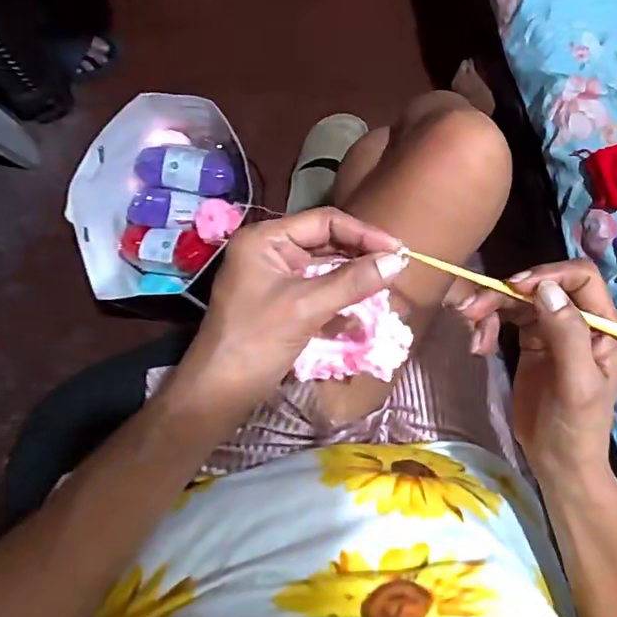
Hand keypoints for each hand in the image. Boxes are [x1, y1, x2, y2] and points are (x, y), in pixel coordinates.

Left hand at [175, 207, 406, 408]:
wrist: (217, 394)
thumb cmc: (256, 341)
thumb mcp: (308, 307)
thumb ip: (354, 281)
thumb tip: (398, 260)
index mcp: (265, 240)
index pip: (324, 222)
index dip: (363, 234)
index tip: (398, 250)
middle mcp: (269, 251)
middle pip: (325, 242)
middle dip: (360, 256)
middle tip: (396, 267)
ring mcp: (274, 278)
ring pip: (324, 268)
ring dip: (354, 278)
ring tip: (386, 286)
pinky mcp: (280, 303)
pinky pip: (318, 290)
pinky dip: (340, 298)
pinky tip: (363, 312)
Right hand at [458, 259, 616, 476]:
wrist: (558, 463)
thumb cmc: (577, 427)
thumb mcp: (577, 383)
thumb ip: (567, 334)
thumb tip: (545, 289)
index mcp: (604, 324)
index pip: (581, 277)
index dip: (548, 274)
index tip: (515, 287)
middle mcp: (580, 319)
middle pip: (541, 284)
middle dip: (505, 292)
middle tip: (471, 310)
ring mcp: (553, 328)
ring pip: (518, 298)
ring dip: (490, 307)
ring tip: (470, 331)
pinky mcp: (530, 340)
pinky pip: (505, 317)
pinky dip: (487, 325)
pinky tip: (478, 347)